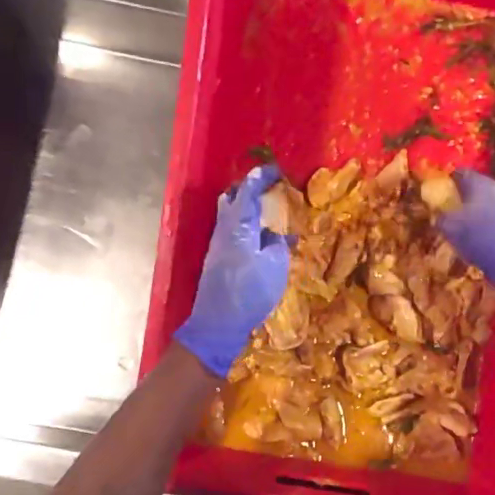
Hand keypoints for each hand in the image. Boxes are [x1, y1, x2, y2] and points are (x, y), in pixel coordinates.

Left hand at [173, 165, 291, 376]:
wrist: (217, 323)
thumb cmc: (249, 292)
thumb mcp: (275, 267)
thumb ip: (277, 246)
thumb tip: (276, 236)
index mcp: (238, 224)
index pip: (248, 190)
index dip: (261, 177)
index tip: (276, 171)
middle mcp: (223, 230)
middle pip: (232, 200)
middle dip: (249, 191)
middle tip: (268, 191)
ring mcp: (217, 246)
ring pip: (230, 218)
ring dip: (247, 213)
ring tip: (267, 217)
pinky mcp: (217, 262)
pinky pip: (232, 235)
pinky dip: (245, 230)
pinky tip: (259, 243)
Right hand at [437, 170, 494, 291]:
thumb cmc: (478, 239)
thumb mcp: (449, 229)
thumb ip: (440, 216)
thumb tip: (437, 213)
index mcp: (480, 184)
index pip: (461, 173)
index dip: (450, 180)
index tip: (443, 190)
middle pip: (479, 185)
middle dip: (466, 194)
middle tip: (455, 207)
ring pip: (492, 198)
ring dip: (481, 206)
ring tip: (471, 221)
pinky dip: (493, 218)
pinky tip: (488, 232)